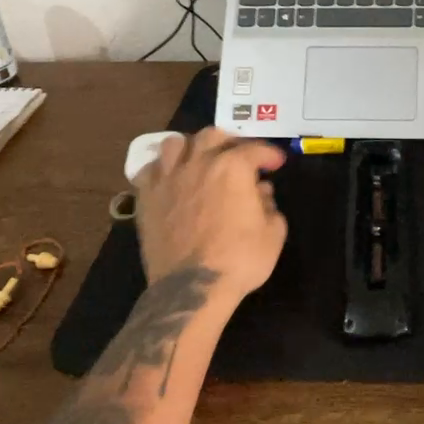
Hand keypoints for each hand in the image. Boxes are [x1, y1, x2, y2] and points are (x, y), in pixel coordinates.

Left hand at [133, 128, 287, 296]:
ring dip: (191, 148)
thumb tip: (261, 193)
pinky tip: (170, 179)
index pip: (255, 149)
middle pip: (212, 135)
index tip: (276, 164)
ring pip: (175, 144)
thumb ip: (270, 206)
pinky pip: (149, 169)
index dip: (269, 154)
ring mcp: (168, 178)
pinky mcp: (147, 197)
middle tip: (238, 156)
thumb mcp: (273, 234)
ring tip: (199, 160)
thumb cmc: (239, 260)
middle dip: (230, 141)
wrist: (192, 288)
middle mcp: (199, 163)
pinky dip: (162, 169)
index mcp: (233, 168)